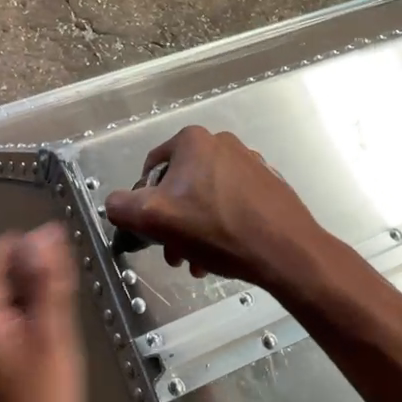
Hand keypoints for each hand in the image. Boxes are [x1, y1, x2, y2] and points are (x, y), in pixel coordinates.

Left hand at [0, 224, 85, 401]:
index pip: (5, 247)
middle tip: (60, 316)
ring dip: (33, 304)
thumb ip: (47, 279)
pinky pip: (4, 318)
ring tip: (54, 335)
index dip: (39, 253)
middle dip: (37, 281)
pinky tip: (43, 350)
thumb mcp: (51, 335)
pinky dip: (25, 323)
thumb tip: (45, 232)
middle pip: (5, 269)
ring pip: (8, 295)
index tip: (63, 281)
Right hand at [105, 126, 329, 290]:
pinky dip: (221, 226)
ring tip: (198, 261)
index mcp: (192, 140)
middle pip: (180, 185)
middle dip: (172, 221)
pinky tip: (223, 253)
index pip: (151, 169)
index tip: (151, 231)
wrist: (286, 250)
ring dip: (194, 229)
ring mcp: (249, 162)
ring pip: (205, 198)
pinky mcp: (269, 184)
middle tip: (174, 253)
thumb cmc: (217, 229)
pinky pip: (232, 203)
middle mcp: (221, 142)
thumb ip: (121, 207)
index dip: (143, 202)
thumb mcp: (154, 219)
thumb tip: (115, 204)